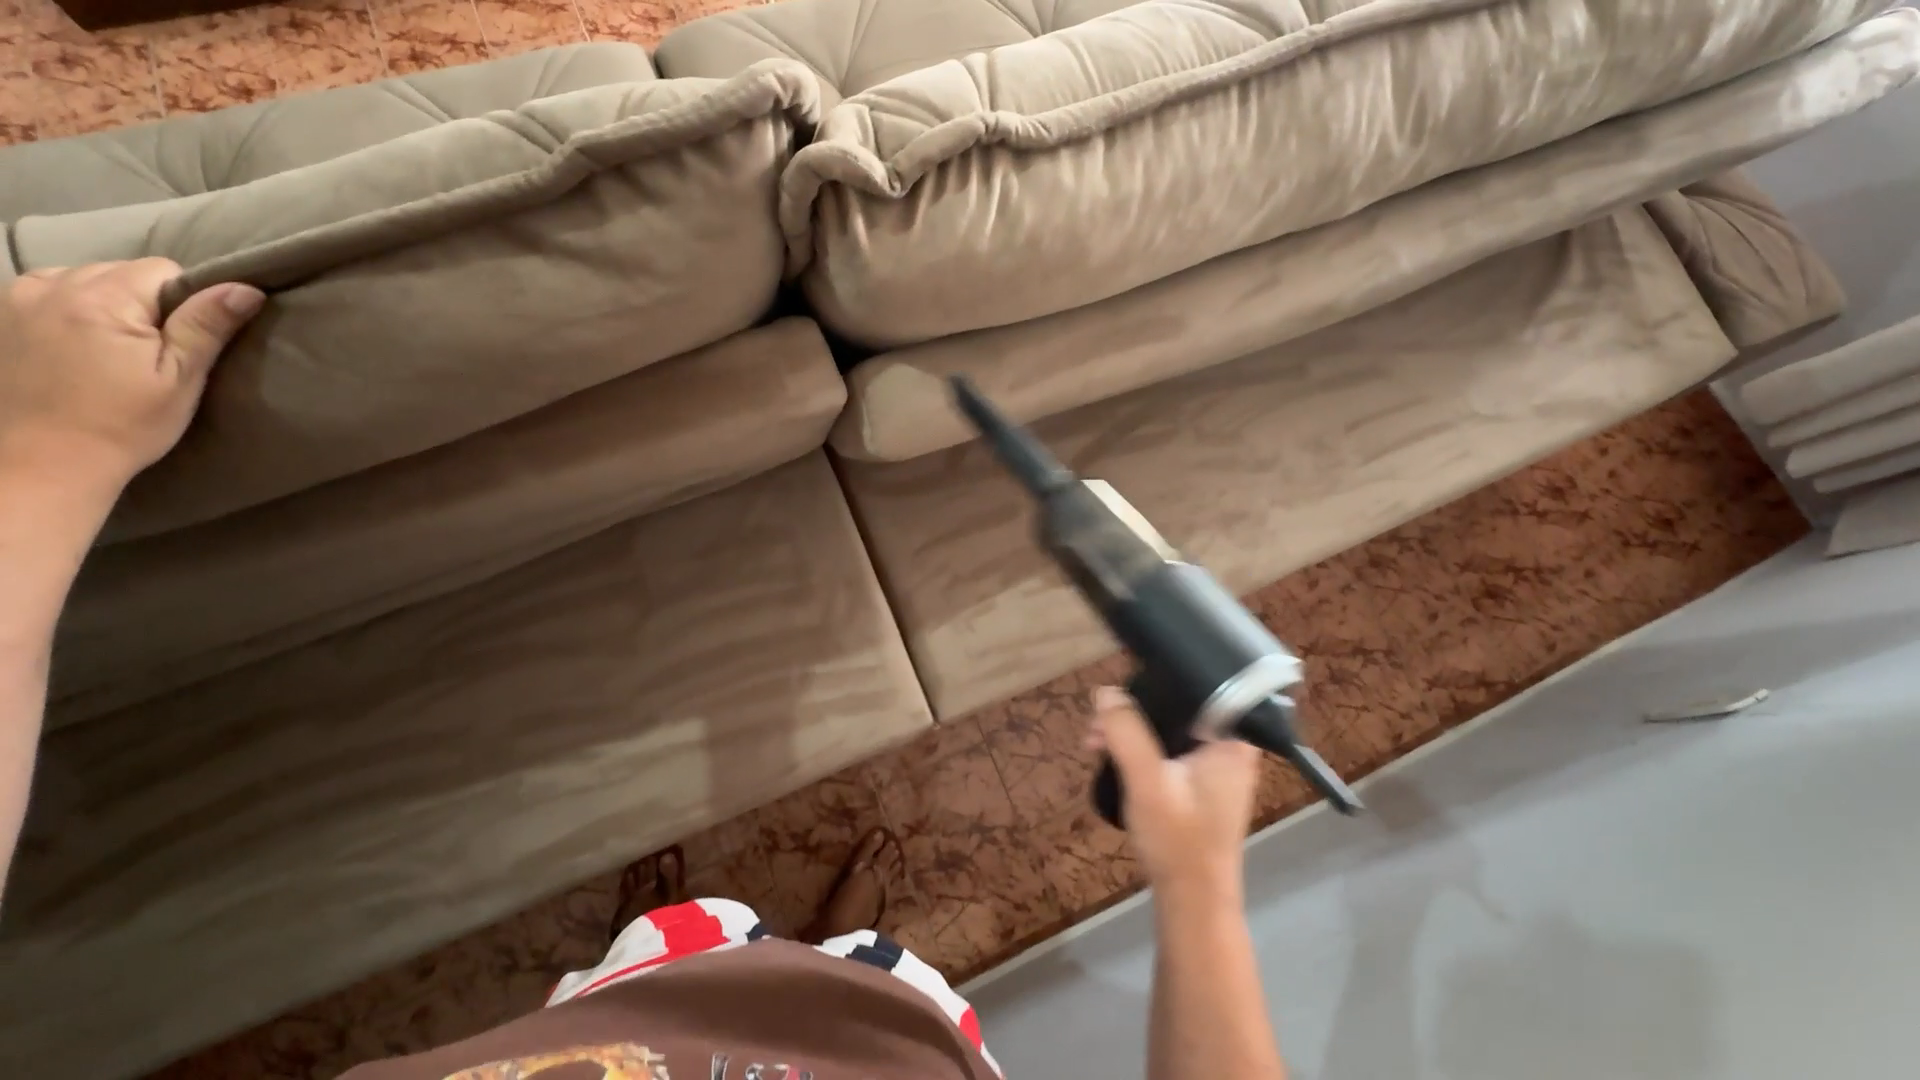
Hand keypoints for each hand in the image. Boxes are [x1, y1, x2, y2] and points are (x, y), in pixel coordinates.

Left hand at [0, 259, 263, 501]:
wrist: (47, 459)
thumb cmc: (126, 422)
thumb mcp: (181, 377)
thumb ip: (207, 326)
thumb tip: (246, 288)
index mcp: (102, 299)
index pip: (162, 270)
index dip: (185, 302)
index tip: (184, 341)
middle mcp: (53, 286)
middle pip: (122, 271)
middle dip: (146, 301)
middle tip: (153, 351)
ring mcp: (19, 298)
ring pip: (86, 278)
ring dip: (108, 302)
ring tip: (115, 348)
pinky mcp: (2, 316)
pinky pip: (50, 290)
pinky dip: (72, 306)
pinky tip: (80, 342)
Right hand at [1088, 685, 1259, 903]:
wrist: (1191, 900)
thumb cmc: (1178, 840)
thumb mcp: (1147, 781)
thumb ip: (1126, 732)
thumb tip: (1105, 693)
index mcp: (1232, 738)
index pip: (1191, 688)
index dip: (1148, 687)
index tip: (1113, 702)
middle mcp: (1230, 746)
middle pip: (1174, 708)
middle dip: (1130, 715)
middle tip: (1095, 730)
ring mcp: (1217, 767)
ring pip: (1167, 730)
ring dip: (1130, 734)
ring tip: (1095, 743)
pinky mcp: (1203, 784)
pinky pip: (1168, 751)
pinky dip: (1141, 752)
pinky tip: (1113, 758)